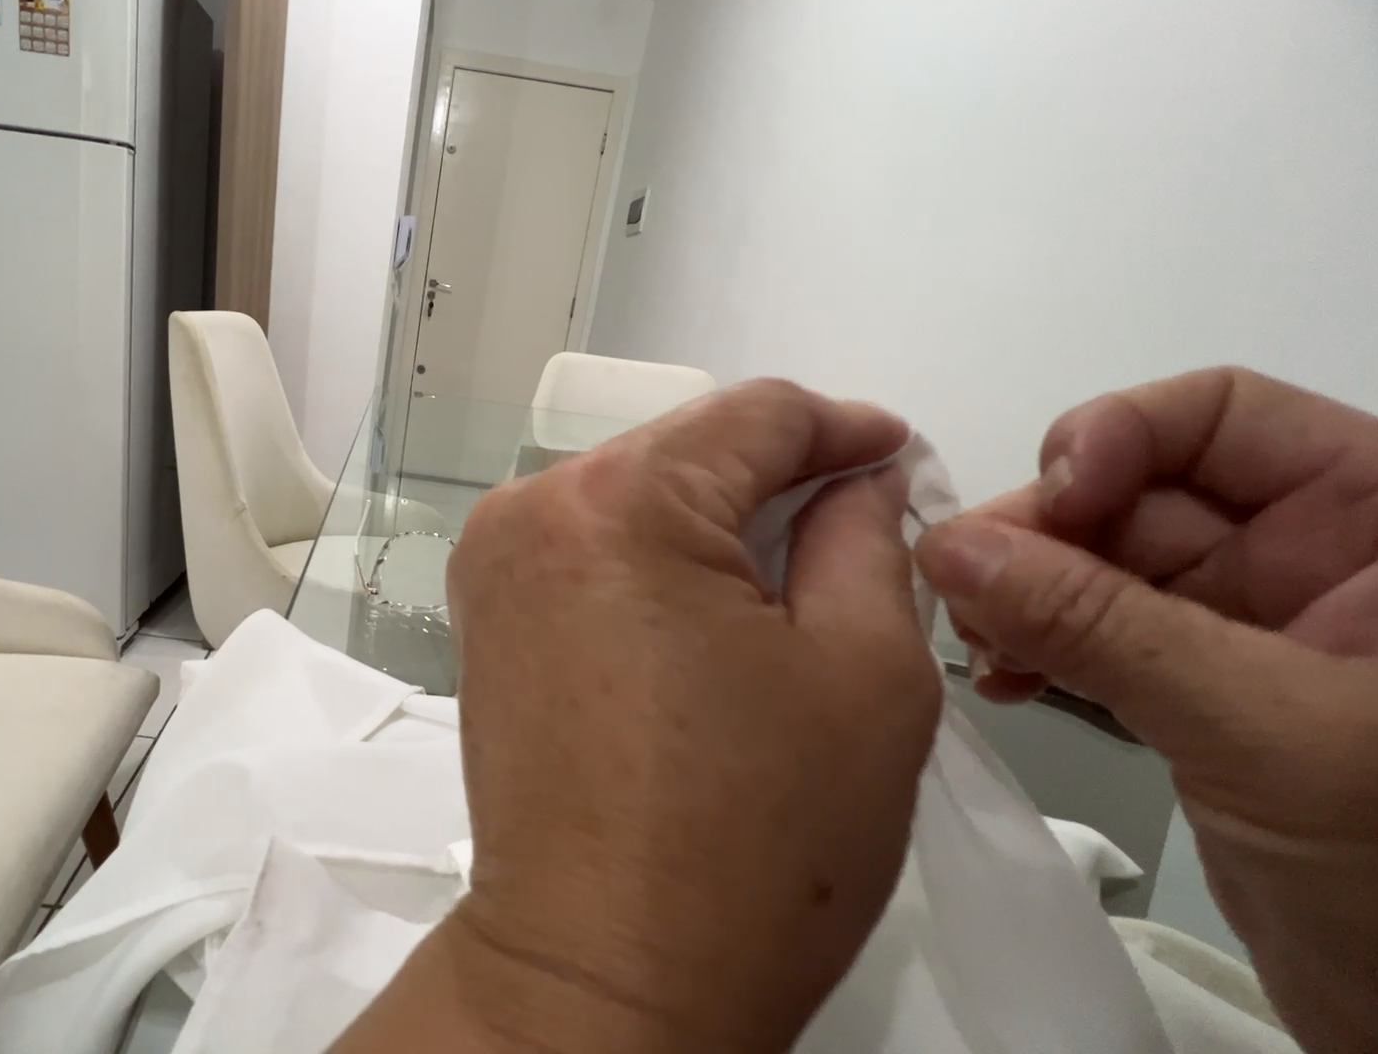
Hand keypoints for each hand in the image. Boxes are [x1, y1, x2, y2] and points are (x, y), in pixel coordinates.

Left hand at [335, 381, 942, 1052]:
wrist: (598, 964)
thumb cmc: (750, 838)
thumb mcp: (863, 672)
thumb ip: (864, 539)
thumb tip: (858, 478)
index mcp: (619, 503)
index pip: (751, 413)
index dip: (839, 427)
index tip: (894, 460)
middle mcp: (530, 511)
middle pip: (680, 448)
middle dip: (772, 475)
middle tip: (854, 519)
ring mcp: (492, 562)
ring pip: (629, 494)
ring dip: (709, 518)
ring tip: (786, 572)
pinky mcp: (483, 614)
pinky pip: (583, 546)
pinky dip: (649, 556)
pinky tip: (703, 604)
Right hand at [915, 368, 1377, 1053]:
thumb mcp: (1266, 731)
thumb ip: (1098, 627)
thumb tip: (947, 548)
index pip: (1214, 418)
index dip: (1111, 442)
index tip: (1038, 517)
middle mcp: (1313, 559)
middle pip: (1128, 492)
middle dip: (1034, 538)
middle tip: (965, 601)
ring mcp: (1246, 626)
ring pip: (1089, 564)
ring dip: (1015, 598)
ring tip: (979, 652)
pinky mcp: (1195, 687)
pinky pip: (1084, 632)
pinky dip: (1029, 647)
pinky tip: (1002, 683)